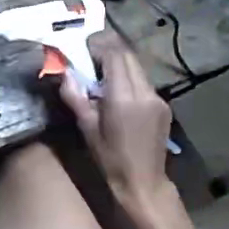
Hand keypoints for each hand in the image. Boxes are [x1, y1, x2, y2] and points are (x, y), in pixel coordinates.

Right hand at [58, 31, 174, 209]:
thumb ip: (75, 96)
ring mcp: (157, 98)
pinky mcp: (163, 105)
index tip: (84, 47)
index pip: (114, 56)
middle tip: (90, 53)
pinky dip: (128, 76)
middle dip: (109, 49)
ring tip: (101, 71)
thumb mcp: (87, 127)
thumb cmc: (110, 158)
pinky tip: (117, 88)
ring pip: (137, 66)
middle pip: (128, 56)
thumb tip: (65, 72)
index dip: (99, 45)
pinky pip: (143, 80)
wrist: (144, 183)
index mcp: (124, 97)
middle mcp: (144, 92)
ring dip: (119, 62)